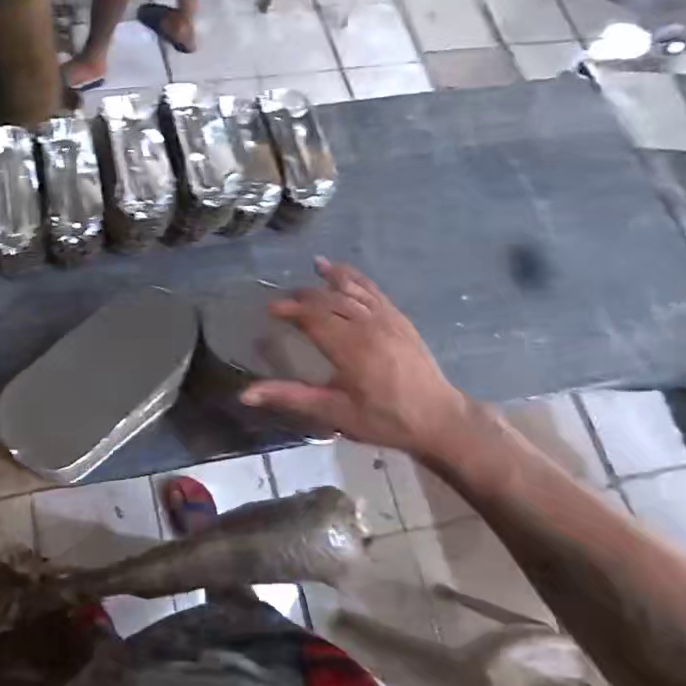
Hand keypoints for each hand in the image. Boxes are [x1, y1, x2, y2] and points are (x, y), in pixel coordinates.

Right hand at [241, 257, 475, 459]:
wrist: (439, 419)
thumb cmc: (383, 420)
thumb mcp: (335, 413)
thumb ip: (291, 397)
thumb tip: (247, 394)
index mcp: (351, 349)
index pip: (313, 318)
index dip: (290, 310)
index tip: (270, 309)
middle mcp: (369, 326)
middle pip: (330, 300)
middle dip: (305, 296)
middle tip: (284, 300)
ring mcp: (388, 319)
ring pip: (353, 290)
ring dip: (331, 279)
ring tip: (313, 266)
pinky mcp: (400, 319)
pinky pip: (374, 291)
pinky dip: (357, 278)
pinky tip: (344, 272)